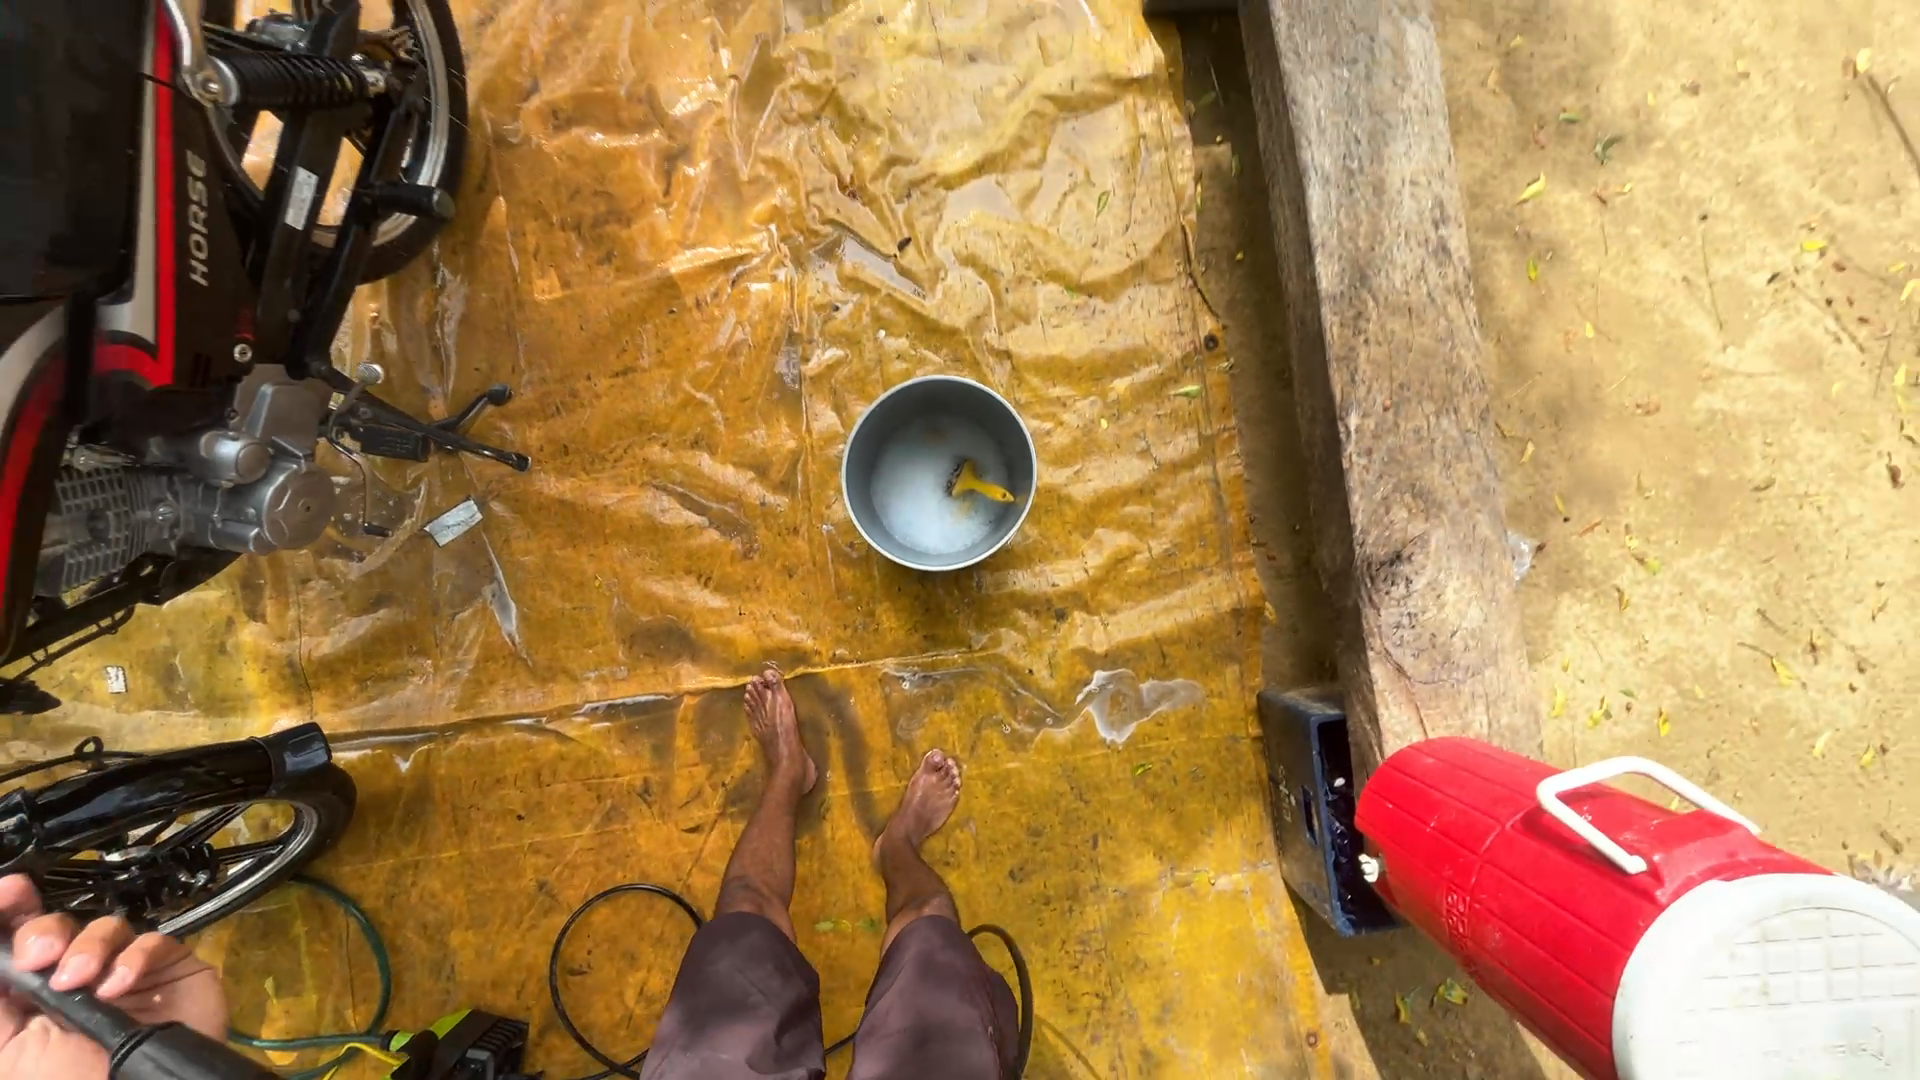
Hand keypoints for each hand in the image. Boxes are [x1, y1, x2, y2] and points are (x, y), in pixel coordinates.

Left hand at [0, 874, 227, 1078]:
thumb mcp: (2, 1049)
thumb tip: (0, 948)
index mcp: (22, 997)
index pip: (10, 943)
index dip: (8, 910)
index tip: (11, 889)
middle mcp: (68, 977)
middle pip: (57, 926)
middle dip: (45, 930)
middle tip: (44, 954)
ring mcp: (121, 970)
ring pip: (107, 927)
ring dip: (92, 946)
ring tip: (84, 979)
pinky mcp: (167, 965)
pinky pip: (154, 940)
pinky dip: (137, 957)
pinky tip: (122, 983)